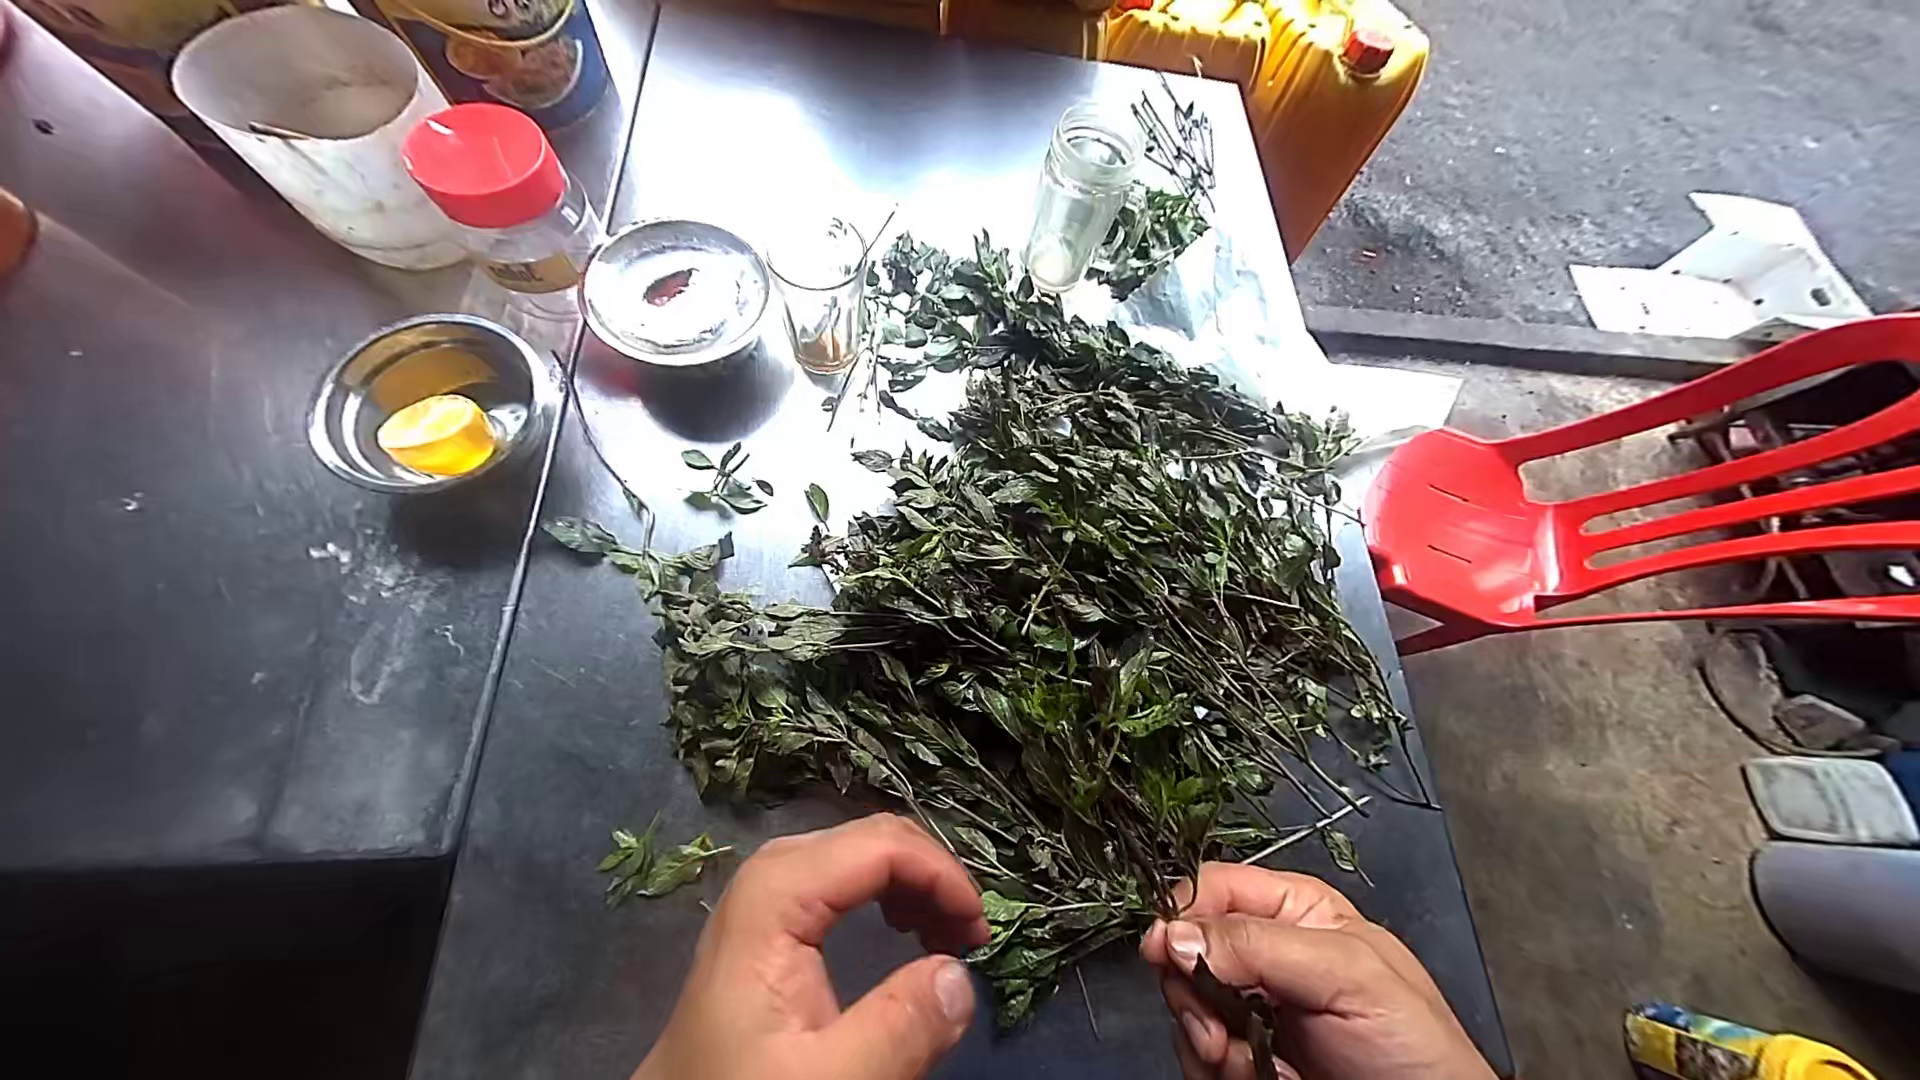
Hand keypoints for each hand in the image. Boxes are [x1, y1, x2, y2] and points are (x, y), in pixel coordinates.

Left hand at [633, 814, 989, 1079]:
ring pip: (871, 849)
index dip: (942, 875)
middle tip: (971, 938)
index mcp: (781, 888)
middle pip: (880, 837)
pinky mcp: (781, 903)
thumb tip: (962, 974)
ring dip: (920, 885)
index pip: (884, 845)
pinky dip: (895, 892)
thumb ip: (897, 1031)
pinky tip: (909, 929)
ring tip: (948, 940)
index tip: (979, 930)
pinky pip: (853, 872)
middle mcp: (780, 865)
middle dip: (935, 877)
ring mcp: (778, 880)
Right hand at [1139, 863, 1494, 1079]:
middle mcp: (1261, 949)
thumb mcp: (1347, 974)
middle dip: (1191, 989)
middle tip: (1212, 1031)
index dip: (1182, 912)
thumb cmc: (1413, 1047)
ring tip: (1243, 1065)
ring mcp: (1250, 1003)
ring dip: (1203, 1036)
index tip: (1164, 952)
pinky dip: (1212, 1067)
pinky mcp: (1245, 1051)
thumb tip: (1176, 937)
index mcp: (1289, 908)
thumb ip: (1260, 944)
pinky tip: (1252, 1076)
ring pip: (1186, 999)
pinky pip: (1198, 1047)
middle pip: (1188, 944)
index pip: (1213, 886)